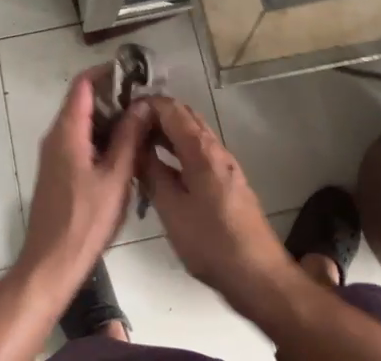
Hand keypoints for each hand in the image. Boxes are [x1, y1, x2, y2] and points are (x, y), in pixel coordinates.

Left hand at [19, 67, 152, 289]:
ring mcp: (54, 154)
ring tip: (142, 124)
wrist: (51, 262)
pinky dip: (100, 138)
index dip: (108, 73)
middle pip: (82, 102)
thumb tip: (142, 104)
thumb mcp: (115, 177)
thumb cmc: (85, 219)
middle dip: (113, 97)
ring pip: (82, 123)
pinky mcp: (58, 171)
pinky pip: (79, 142)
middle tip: (146, 101)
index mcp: (67, 131)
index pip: (84, 84)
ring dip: (109, 119)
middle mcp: (55, 135)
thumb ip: (128, 137)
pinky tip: (124, 151)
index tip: (135, 74)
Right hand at [136, 98, 293, 300]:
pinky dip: (178, 148)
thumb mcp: (172, 210)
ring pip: (193, 134)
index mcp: (201, 150)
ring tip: (139, 144)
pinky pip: (199, 151)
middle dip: (156, 115)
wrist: (259, 275)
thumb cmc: (211, 242)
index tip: (121, 112)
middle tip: (127, 126)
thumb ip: (152, 174)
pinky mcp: (228, 181)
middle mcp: (216, 149)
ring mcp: (225, 165)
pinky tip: (163, 167)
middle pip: (184, 116)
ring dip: (167, 132)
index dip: (146, 104)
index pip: (171, 109)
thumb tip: (134, 146)